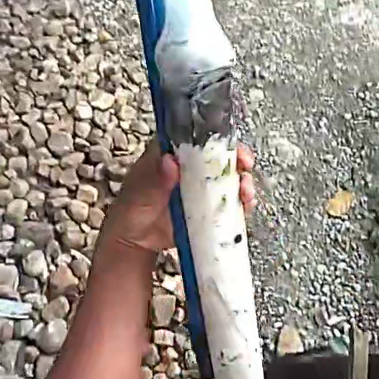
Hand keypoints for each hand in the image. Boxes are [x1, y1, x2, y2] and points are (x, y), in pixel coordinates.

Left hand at [97, 141, 255, 258]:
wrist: (136, 241)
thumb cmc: (132, 211)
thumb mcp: (139, 193)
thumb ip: (155, 180)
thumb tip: (170, 162)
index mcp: (170, 155)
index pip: (195, 137)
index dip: (214, 136)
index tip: (228, 142)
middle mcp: (189, 168)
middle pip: (218, 156)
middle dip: (236, 158)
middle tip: (245, 164)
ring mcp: (200, 187)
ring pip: (228, 178)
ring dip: (241, 181)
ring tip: (246, 191)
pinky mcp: (208, 207)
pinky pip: (228, 202)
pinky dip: (240, 203)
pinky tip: (245, 206)